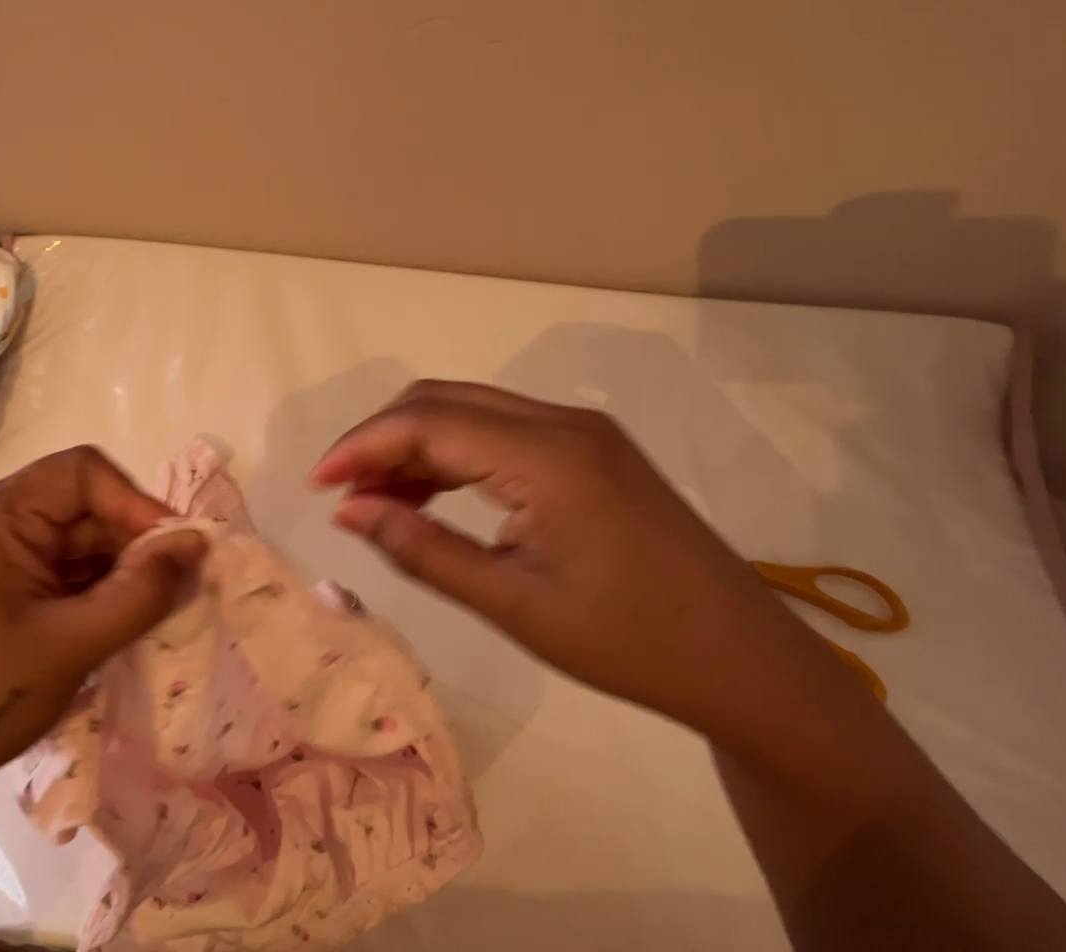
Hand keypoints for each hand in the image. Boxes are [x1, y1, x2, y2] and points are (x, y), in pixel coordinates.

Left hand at [0, 446, 206, 800]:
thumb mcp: (76, 641)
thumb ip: (142, 590)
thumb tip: (196, 543)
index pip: (81, 473)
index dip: (136, 503)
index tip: (176, 550)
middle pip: (78, 503)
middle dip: (129, 541)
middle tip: (172, 588)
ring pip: (71, 536)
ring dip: (113, 566)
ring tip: (147, 609)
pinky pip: (54, 563)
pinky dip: (89, 585)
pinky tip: (112, 618)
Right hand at [312, 381, 857, 731]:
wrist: (749, 664)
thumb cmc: (631, 643)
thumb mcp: (514, 605)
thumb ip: (423, 551)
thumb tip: (347, 512)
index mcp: (550, 459)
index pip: (427, 423)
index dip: (360, 447)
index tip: (316, 487)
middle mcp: (565, 424)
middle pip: (442, 400)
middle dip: (380, 440)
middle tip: (343, 497)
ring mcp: (583, 432)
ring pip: (468, 410)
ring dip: (413, 446)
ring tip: (376, 504)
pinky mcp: (591, 450)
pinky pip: (498, 430)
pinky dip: (450, 455)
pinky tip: (429, 499)